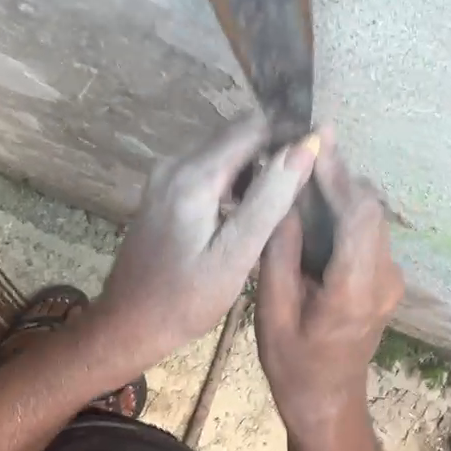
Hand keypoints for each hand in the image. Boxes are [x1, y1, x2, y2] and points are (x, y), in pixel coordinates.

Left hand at [90, 115, 318, 380]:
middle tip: (309, 177)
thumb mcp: (236, 255)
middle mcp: (176, 163)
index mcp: (194, 176)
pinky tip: (252, 208)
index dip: (291, 133)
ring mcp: (166, 175)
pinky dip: (235, 178)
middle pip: (238, 134)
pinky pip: (209, 167)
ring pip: (225, 150)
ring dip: (257, 163)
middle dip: (275, 146)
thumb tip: (305, 148)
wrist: (129, 322)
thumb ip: (270, 199)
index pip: (254, 127)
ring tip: (287, 194)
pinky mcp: (164, 189)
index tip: (322, 152)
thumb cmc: (186, 300)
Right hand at [255, 138, 404, 436]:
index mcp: (355, 291)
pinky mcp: (385, 278)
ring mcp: (390, 279)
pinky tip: (315, 198)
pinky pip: (368, 231)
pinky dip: (344, 208)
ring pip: (371, 216)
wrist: (327, 402)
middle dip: (338, 175)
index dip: (339, 176)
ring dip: (341, 189)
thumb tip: (284, 199)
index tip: (316, 142)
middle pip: (370, 210)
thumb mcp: (272, 312)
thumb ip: (279, 255)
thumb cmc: (293, 364)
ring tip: (305, 164)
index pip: (359, 217)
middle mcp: (384, 280)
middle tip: (304, 144)